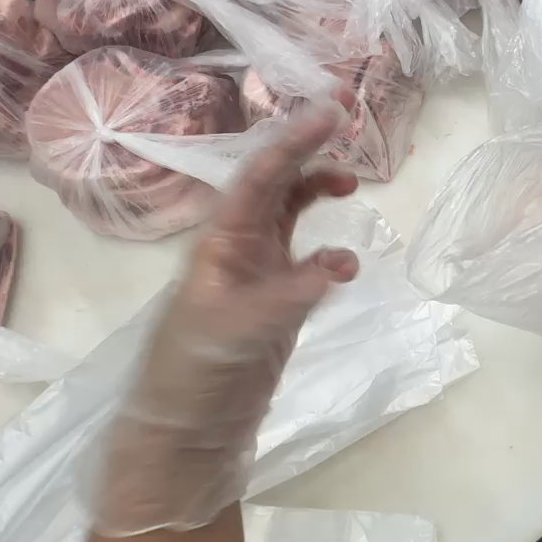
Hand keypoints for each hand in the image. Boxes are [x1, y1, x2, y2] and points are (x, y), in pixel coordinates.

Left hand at [94, 105, 360, 535]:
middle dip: (307, 144)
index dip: (293, 140)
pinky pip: (308, 252)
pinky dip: (332, 246)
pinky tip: (348, 262)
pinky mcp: (278, 294)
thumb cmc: (195, 373)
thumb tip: (346, 261)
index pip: (260, 175)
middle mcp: (239, 242)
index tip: (331, 111)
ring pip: (291, 208)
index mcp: (221, 239)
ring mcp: (260, 267)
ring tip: (353, 182)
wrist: (188, 430)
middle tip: (347, 114)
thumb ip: (293, 291)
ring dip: (318, 186)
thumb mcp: (239, 330)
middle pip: (276, 179)